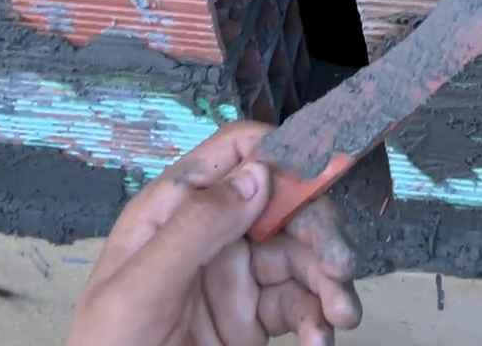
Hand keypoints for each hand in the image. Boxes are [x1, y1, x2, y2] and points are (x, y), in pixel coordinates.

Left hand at [67, 122, 362, 345]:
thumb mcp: (138, 291)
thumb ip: (194, 228)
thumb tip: (259, 173)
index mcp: (175, 207)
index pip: (235, 153)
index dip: (280, 155)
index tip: (318, 182)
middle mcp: (211, 231)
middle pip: (281, 202)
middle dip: (318, 228)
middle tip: (341, 265)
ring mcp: (234, 275)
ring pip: (299, 253)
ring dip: (328, 277)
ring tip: (343, 314)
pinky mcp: (251, 320)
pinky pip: (298, 303)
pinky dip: (319, 317)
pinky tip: (320, 339)